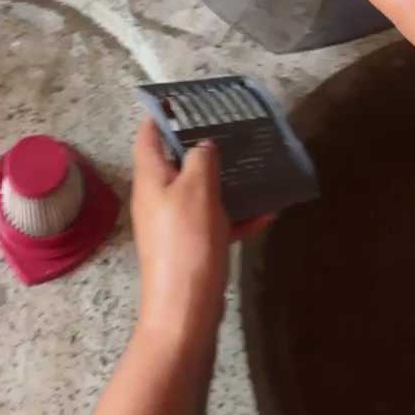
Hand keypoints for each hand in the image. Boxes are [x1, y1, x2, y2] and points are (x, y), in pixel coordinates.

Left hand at [129, 119, 268, 341]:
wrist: (186, 310)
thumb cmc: (188, 243)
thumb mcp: (197, 190)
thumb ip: (200, 159)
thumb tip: (202, 144)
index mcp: (150, 177)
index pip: (149, 134)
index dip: (165, 116)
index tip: (191, 104)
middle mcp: (156, 197)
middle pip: (175, 161)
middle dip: (201, 147)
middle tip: (231, 132)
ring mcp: (172, 223)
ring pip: (198, 191)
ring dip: (223, 180)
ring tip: (252, 166)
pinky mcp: (189, 247)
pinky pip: (213, 221)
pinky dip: (235, 215)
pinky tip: (266, 212)